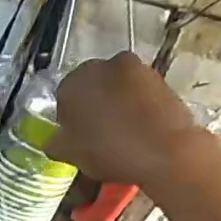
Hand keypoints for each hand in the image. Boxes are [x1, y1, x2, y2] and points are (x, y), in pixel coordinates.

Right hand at [50, 52, 217, 190]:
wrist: (166, 151)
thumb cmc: (110, 151)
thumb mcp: (72, 155)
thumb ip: (56, 144)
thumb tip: (54, 140)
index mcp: (74, 80)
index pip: (63, 97)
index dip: (69, 120)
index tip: (78, 138)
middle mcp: (104, 64)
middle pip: (92, 86)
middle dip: (93, 106)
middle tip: (99, 135)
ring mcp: (136, 68)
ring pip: (118, 88)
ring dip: (117, 104)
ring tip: (123, 134)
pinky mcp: (161, 78)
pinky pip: (140, 94)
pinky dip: (138, 107)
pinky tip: (141, 130)